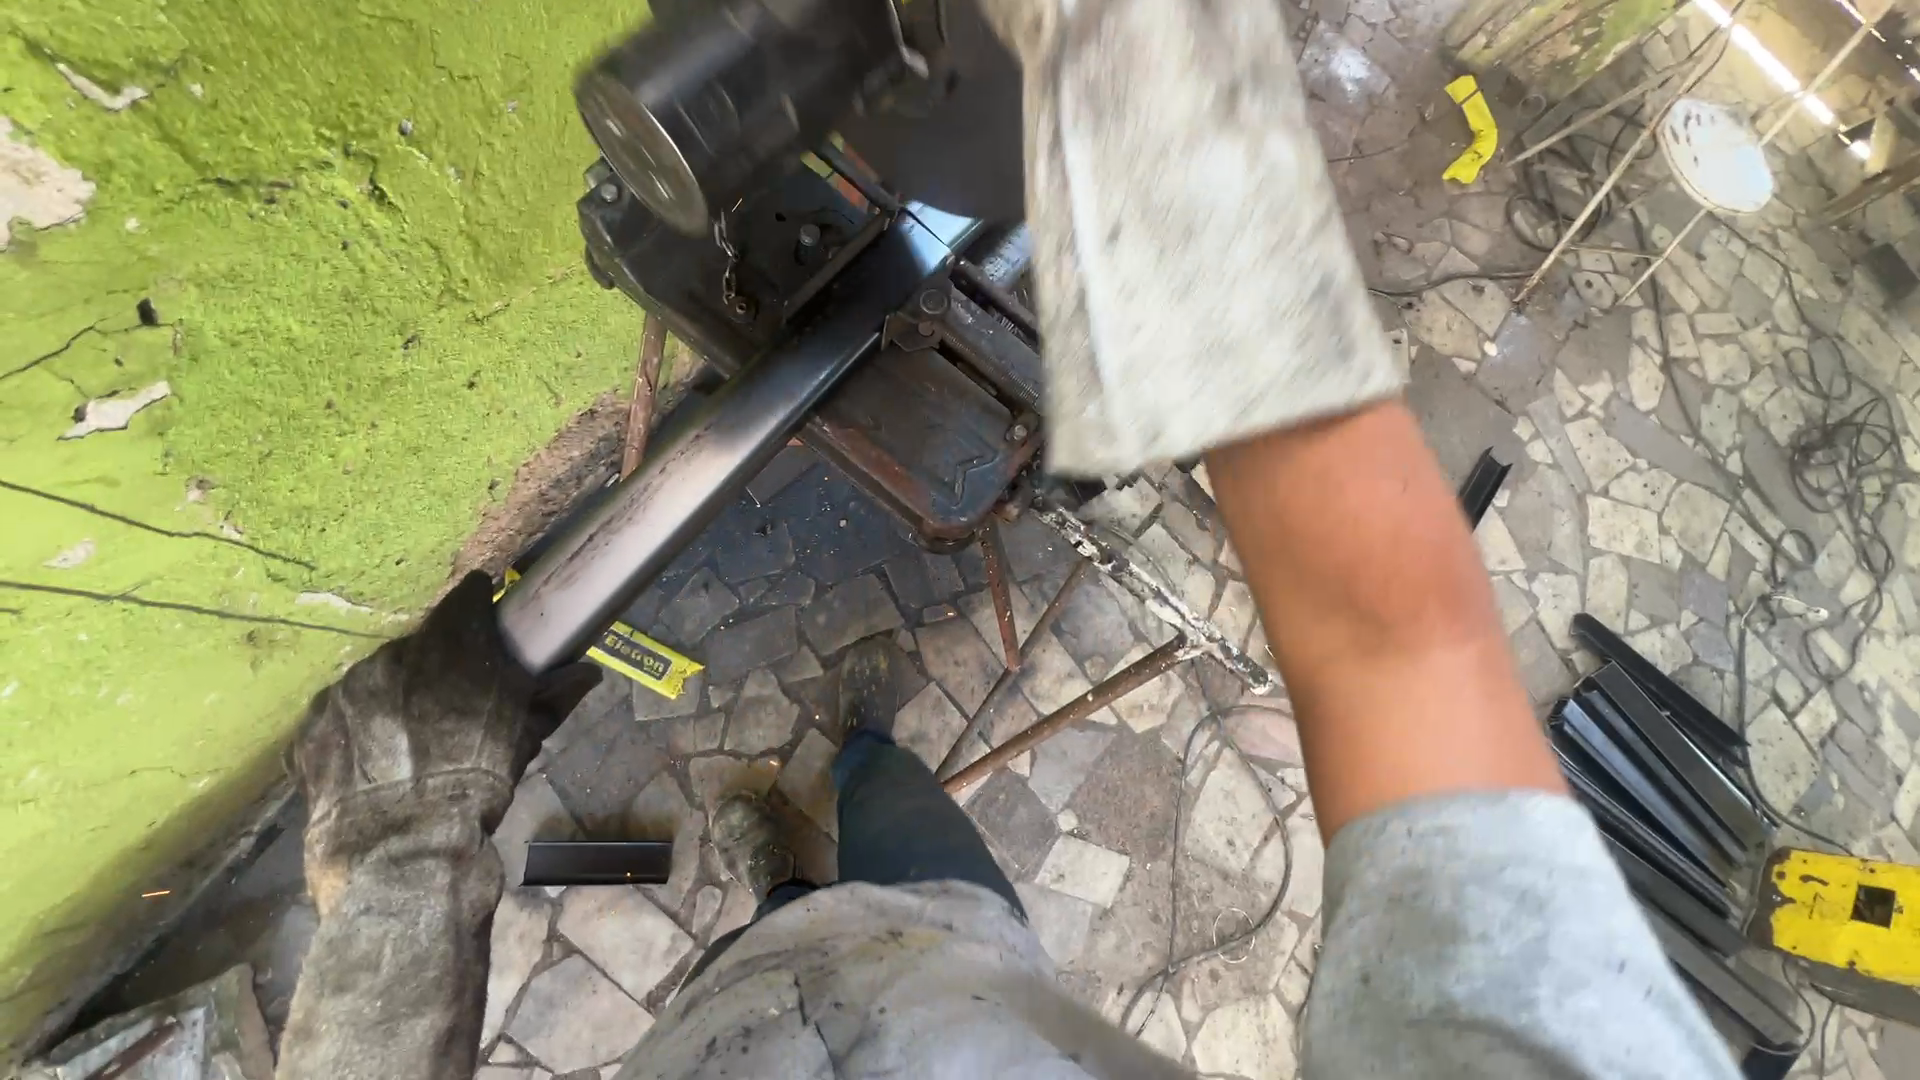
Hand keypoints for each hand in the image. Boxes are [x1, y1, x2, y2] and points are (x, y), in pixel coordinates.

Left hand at [294, 572, 601, 840]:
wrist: (404, 849)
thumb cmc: (478, 782)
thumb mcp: (528, 736)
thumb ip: (556, 695)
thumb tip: (589, 672)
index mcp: (451, 649)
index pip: (465, 600)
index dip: (479, 602)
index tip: (488, 610)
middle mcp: (394, 657)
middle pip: (421, 642)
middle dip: (439, 658)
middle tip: (456, 692)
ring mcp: (344, 692)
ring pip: (378, 675)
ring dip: (397, 690)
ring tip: (413, 730)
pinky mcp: (309, 730)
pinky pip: (341, 711)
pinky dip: (360, 722)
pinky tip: (377, 752)